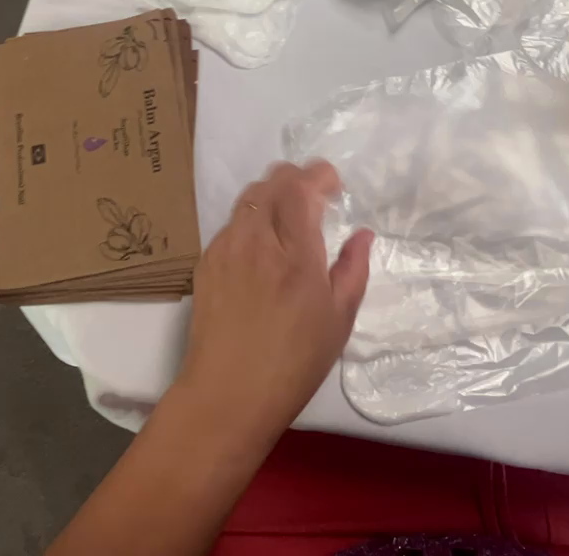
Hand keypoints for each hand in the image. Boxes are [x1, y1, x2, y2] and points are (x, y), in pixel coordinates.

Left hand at [171, 160, 372, 443]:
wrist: (227, 394)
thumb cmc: (294, 363)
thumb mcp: (339, 320)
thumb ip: (353, 269)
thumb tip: (362, 235)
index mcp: (295, 253)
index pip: (302, 186)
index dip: (319, 174)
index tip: (334, 185)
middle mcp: (257, 240)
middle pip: (273, 181)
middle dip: (298, 178)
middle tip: (316, 198)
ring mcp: (226, 247)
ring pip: (250, 196)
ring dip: (274, 194)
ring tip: (290, 218)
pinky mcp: (207, 261)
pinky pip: (233, 223)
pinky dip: (253, 219)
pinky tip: (263, 248)